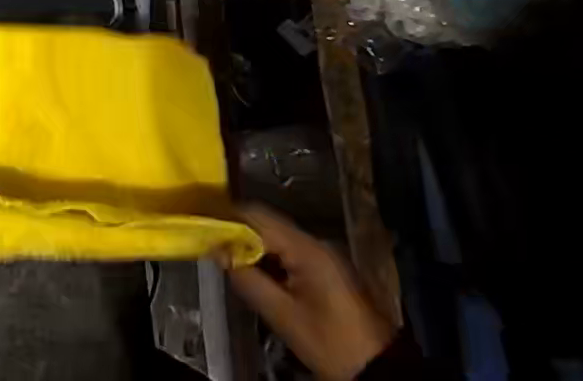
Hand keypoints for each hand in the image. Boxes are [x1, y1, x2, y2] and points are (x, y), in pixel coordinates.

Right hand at [227, 205, 394, 380]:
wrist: (375, 365)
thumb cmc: (329, 341)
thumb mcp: (284, 317)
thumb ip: (251, 283)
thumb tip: (222, 256)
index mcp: (306, 247)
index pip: (261, 218)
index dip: (231, 219)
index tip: (207, 225)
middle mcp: (314, 241)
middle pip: (269, 224)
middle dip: (240, 231)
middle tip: (213, 242)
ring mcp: (321, 253)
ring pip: (278, 238)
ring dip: (253, 245)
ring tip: (226, 256)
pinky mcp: (324, 267)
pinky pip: (289, 251)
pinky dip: (269, 257)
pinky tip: (254, 271)